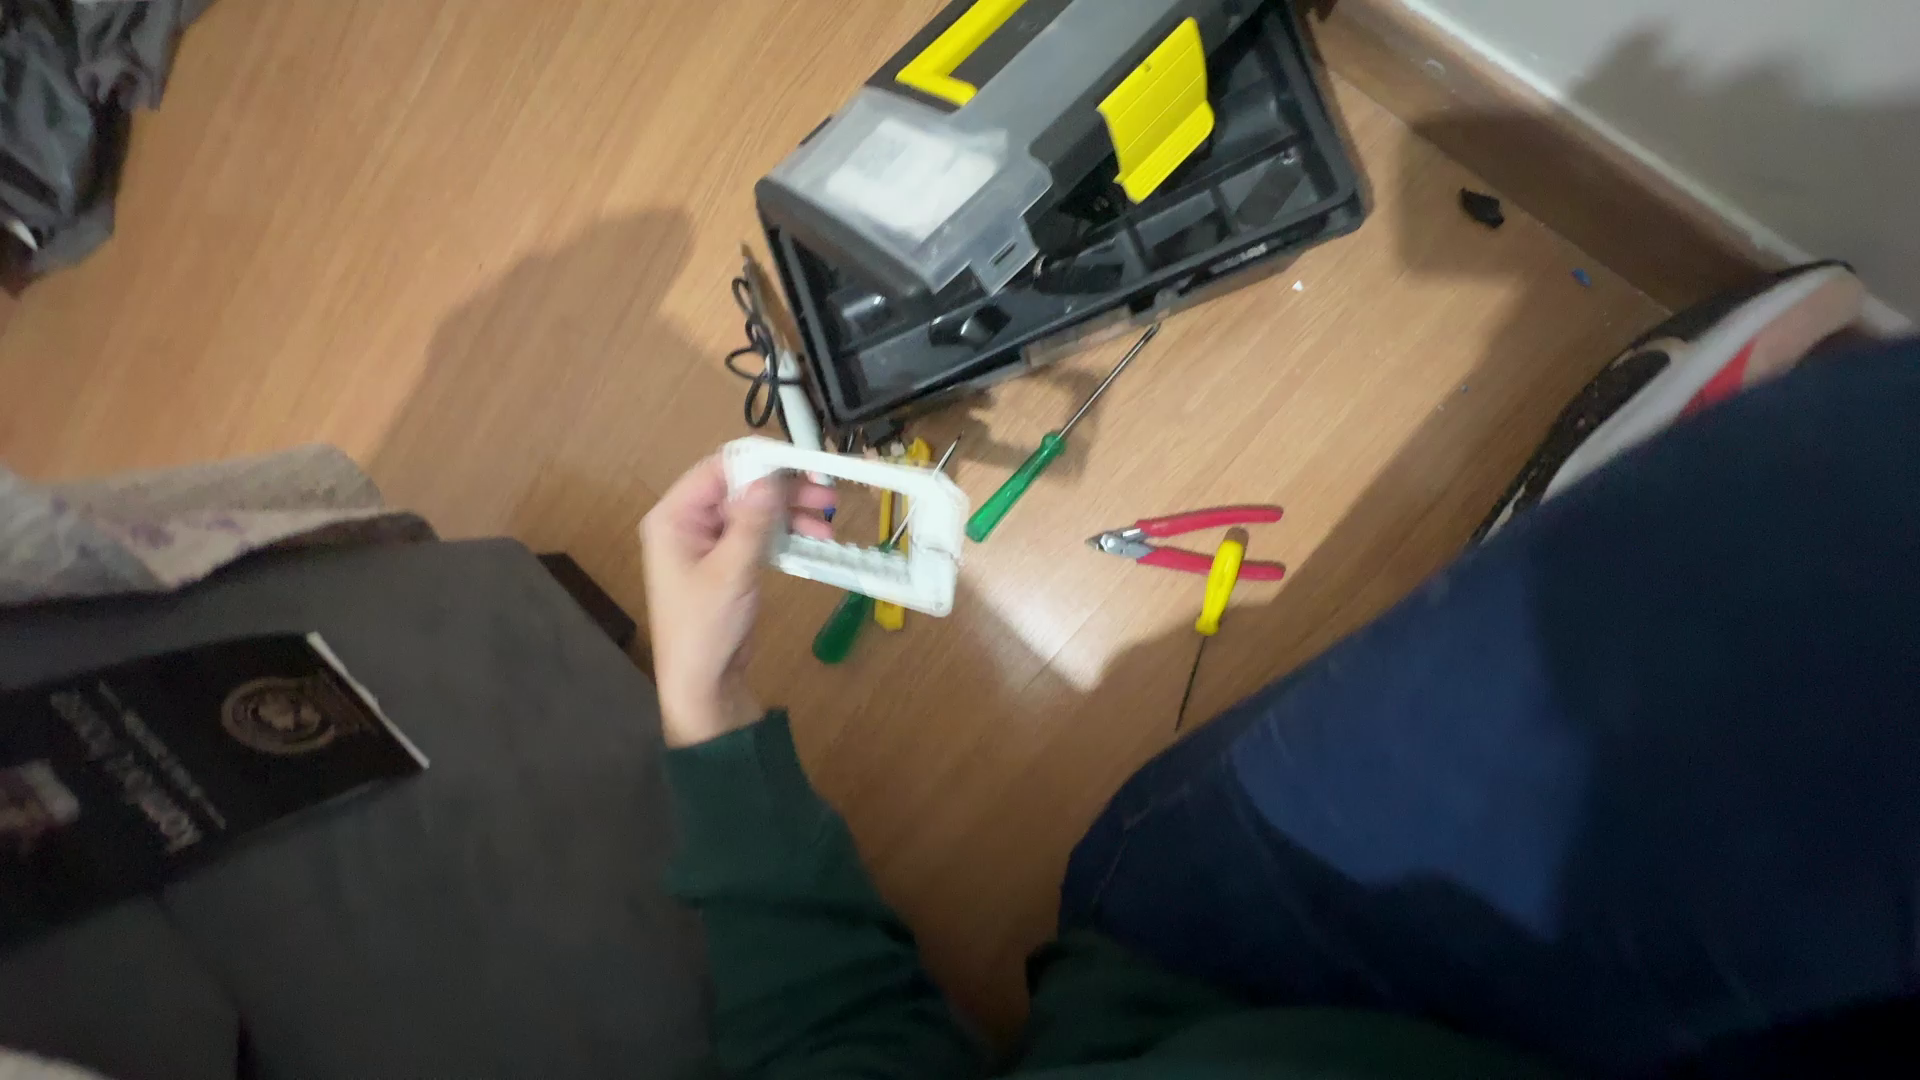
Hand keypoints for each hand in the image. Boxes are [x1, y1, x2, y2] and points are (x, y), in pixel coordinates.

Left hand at [640, 455, 834, 746]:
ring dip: (792, 510)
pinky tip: (815, 538)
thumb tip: (769, 478)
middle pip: (742, 487)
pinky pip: (761, 532)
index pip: (718, 469)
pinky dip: (787, 532)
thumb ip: (751, 522)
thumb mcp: (731, 572)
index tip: (802, 462)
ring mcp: (712, 540)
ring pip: (757, 508)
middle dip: (784, 488)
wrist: (705, 680)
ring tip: (828, 519)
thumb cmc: (705, 628)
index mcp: (675, 517)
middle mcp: (691, 521)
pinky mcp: (731, 558)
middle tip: (826, 493)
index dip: (760, 461)